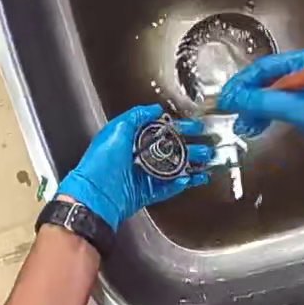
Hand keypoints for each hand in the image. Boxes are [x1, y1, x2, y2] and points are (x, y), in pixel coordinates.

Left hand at [57, 105, 213, 228]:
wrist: (95, 196)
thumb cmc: (101, 163)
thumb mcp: (116, 130)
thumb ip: (136, 116)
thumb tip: (154, 108)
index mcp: (133, 139)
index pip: (162, 130)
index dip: (180, 127)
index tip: (196, 126)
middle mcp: (140, 156)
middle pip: (172, 149)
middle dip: (192, 146)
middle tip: (208, 146)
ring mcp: (146, 175)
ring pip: (174, 168)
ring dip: (192, 165)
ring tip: (207, 162)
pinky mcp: (149, 192)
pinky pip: (170, 187)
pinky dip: (182, 183)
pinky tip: (194, 178)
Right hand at [216, 47, 303, 217]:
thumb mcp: (300, 110)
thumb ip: (263, 101)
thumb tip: (232, 97)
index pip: (266, 66)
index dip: (242, 83)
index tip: (223, 100)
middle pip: (272, 79)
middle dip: (251, 98)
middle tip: (234, 118)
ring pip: (280, 93)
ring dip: (261, 109)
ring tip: (247, 128)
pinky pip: (291, 104)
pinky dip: (276, 114)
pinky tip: (264, 126)